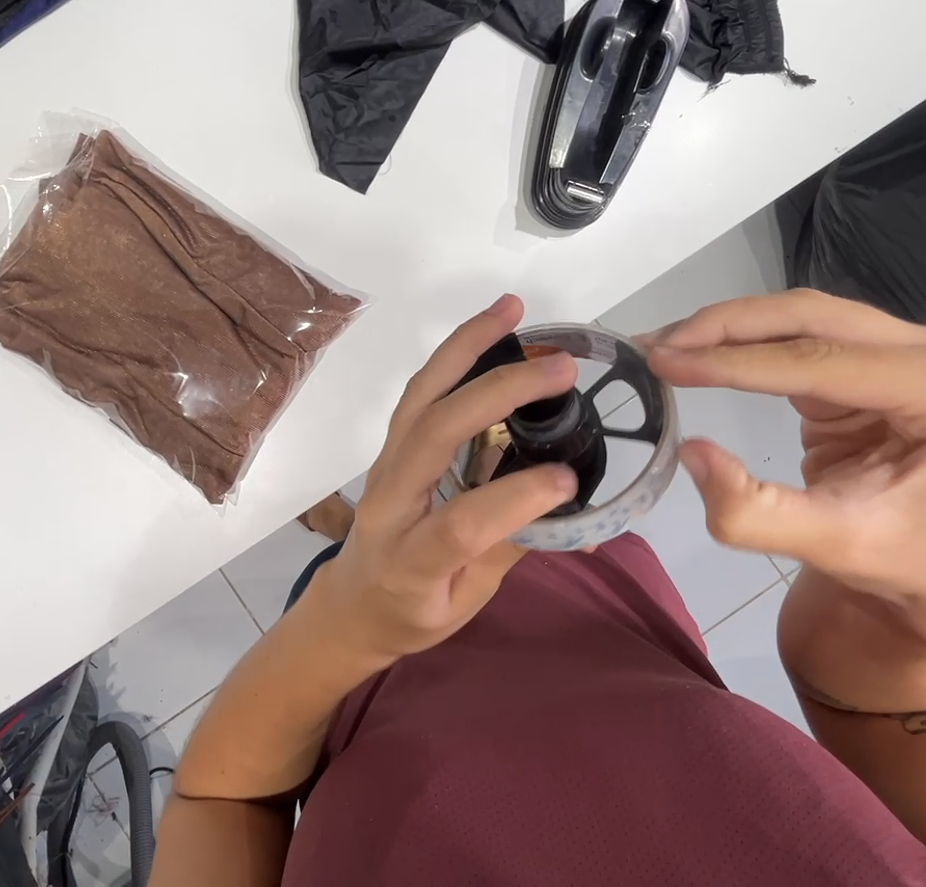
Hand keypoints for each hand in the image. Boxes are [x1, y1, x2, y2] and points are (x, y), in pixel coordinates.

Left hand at [306, 294, 578, 666]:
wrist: (352, 602)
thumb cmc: (410, 612)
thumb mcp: (461, 605)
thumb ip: (507, 553)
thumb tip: (573, 514)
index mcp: (409, 558)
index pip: (458, 524)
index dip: (513, 499)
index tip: (568, 478)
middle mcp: (390, 500)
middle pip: (432, 433)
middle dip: (497, 393)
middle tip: (559, 368)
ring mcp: (385, 463)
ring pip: (419, 395)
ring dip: (466, 347)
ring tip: (511, 312)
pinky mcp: (390, 444)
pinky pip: (418, 392)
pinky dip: (453, 356)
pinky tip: (487, 331)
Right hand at [639, 289, 925, 712]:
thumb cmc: (905, 565)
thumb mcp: (831, 546)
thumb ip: (755, 511)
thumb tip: (688, 450)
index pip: (823, 360)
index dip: (735, 362)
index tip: (661, 362)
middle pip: (811, 318)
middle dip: (723, 329)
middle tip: (652, 346)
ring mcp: (910, 349)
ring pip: (800, 317)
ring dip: (726, 329)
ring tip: (661, 346)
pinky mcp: (872, 359)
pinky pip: (796, 337)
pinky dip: (740, 345)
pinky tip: (696, 353)